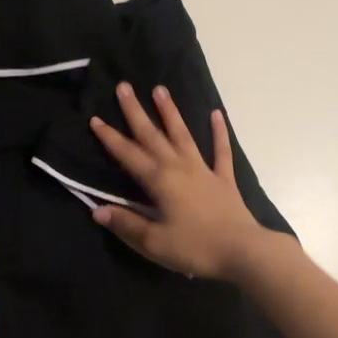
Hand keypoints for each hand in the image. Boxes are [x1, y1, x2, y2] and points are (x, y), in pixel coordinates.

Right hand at [88, 82, 274, 279]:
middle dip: (136, 112)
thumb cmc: (195, 248)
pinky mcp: (224, 179)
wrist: (242, 250)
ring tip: (160, 89)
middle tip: (124, 87)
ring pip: (183, 135)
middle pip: (153, 136)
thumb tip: (97, 210)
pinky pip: (221, 150)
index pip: (128, 155)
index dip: (110, 138)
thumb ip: (126, 224)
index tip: (95, 118)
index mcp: (159, 181)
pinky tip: (217, 114)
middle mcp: (179, 167)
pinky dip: (219, 132)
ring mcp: (204, 170)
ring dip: (171, 112)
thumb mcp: (154, 242)